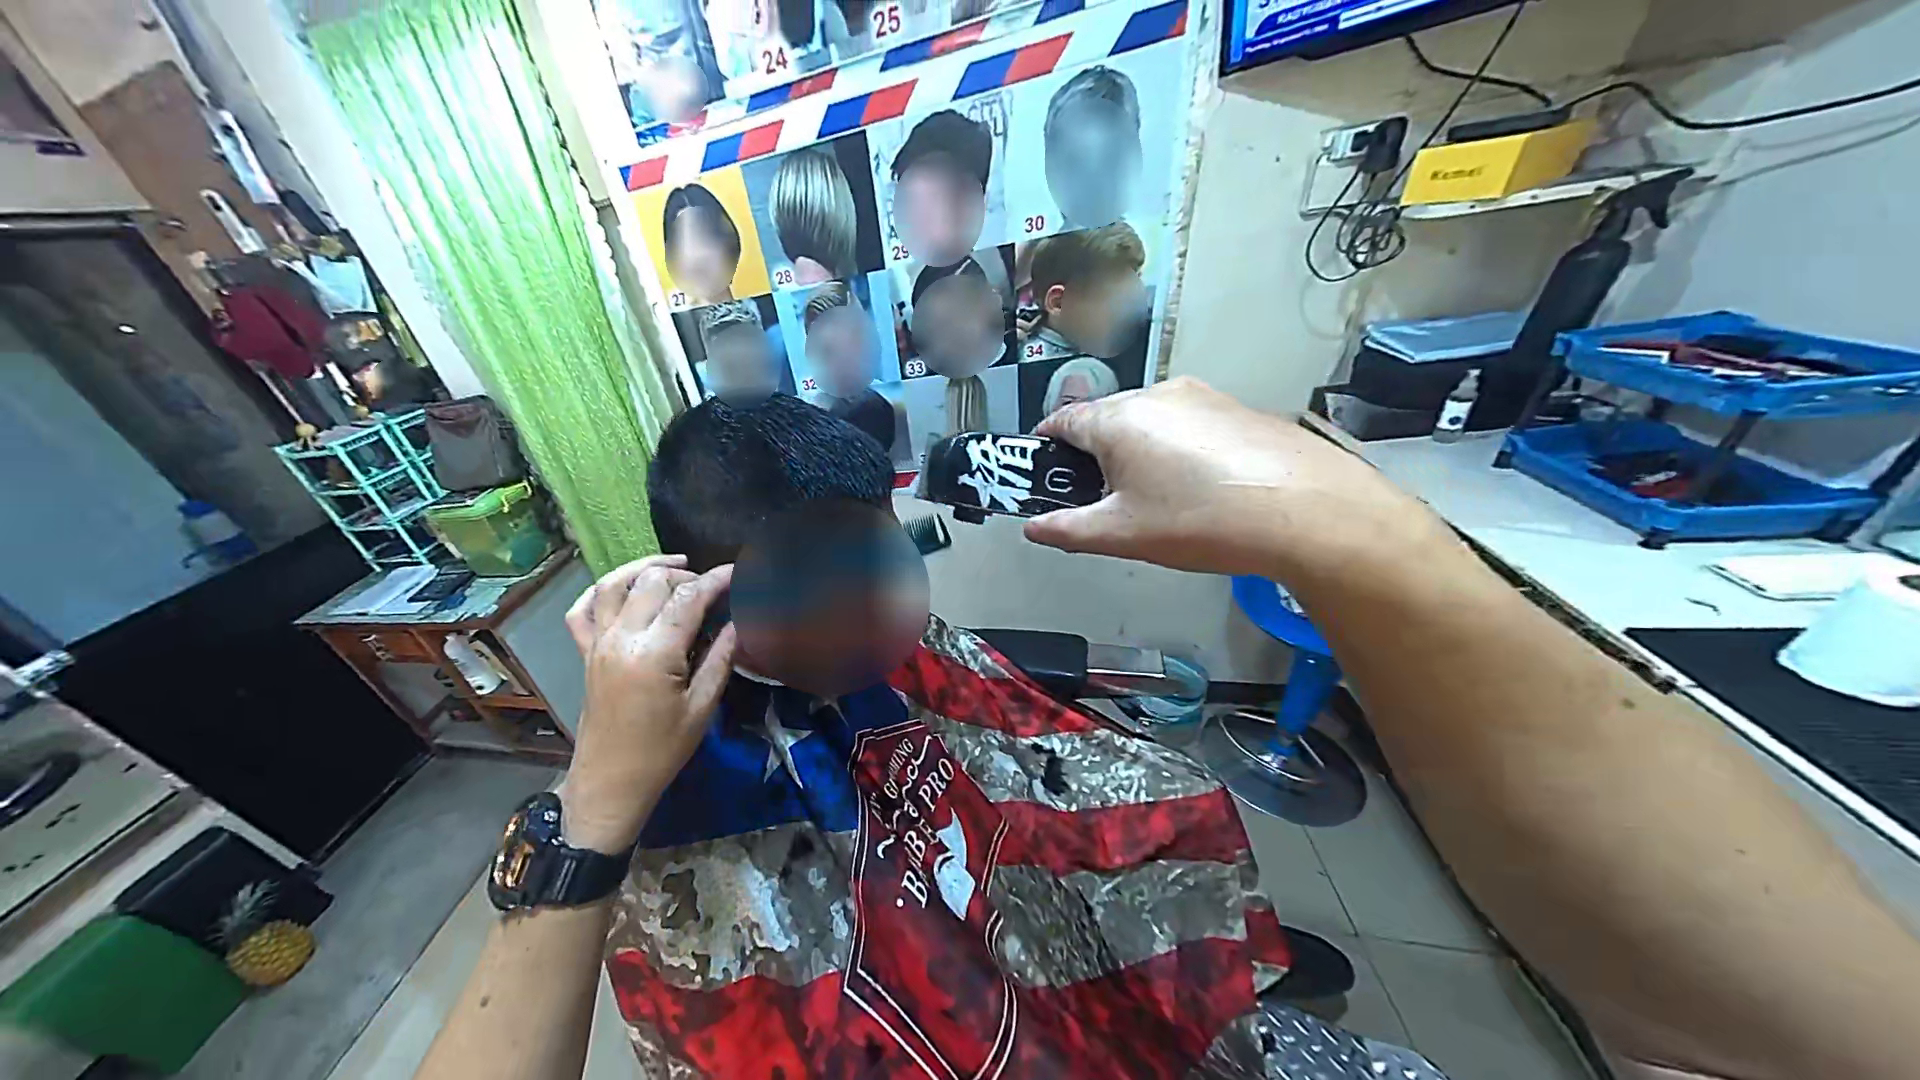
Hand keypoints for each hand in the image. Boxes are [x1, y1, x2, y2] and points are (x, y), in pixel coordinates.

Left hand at [556, 555, 734, 852]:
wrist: (610, 781)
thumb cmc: (662, 749)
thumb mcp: (703, 706)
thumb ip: (721, 658)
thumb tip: (737, 622)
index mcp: (654, 654)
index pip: (688, 598)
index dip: (716, 580)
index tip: (738, 573)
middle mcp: (621, 639)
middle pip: (652, 581)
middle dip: (686, 575)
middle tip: (711, 588)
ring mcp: (597, 643)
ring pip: (613, 584)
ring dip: (645, 568)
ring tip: (675, 567)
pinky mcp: (584, 652)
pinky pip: (582, 609)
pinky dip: (601, 589)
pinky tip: (625, 586)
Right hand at [1023, 377, 1459, 585]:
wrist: (1306, 510)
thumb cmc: (1200, 520)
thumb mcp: (1122, 534)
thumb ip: (1067, 530)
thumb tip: (1034, 528)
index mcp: (1118, 418)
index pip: (1062, 419)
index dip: (1045, 445)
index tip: (1042, 472)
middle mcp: (1156, 394)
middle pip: (1105, 418)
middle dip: (1093, 454)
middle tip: (1102, 499)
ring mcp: (1201, 396)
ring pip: (1148, 420)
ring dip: (1136, 451)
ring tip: (1155, 498)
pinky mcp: (1235, 407)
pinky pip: (1187, 424)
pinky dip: (1175, 449)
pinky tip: (1198, 487)